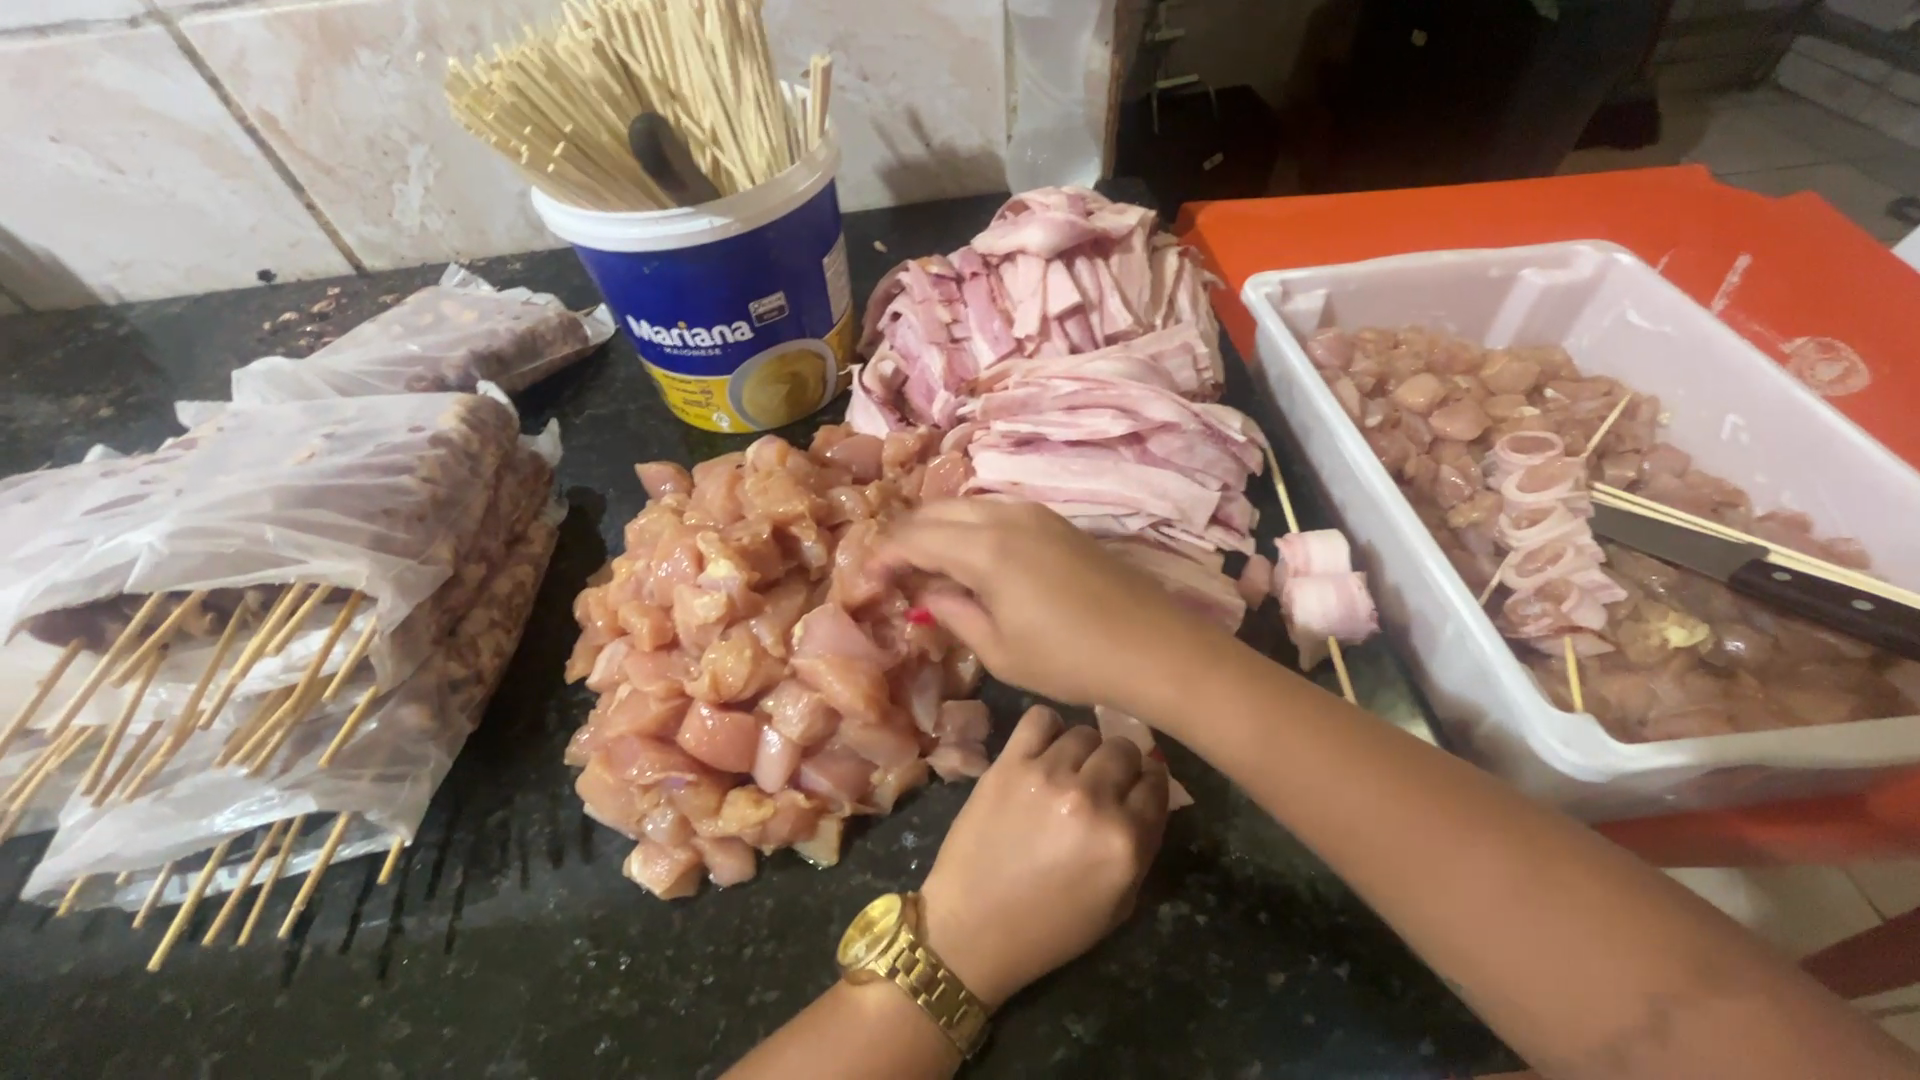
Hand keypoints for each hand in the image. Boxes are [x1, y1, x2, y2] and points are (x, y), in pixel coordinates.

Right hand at [873, 499, 1223, 711]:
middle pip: (934, 511)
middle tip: (890, 574)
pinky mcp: (1056, 521)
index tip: (865, 582)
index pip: (913, 537)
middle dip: (904, 537)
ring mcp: (1034, 513)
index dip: (881, 557)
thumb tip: (925, 595)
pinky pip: (993, 510)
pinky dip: (967, 526)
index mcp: (984, 548)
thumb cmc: (1071, 659)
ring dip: (936, 528)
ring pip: (964, 505)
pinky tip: (967, 558)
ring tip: (924, 566)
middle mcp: (1005, 516)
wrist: (1152, 646)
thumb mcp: (1000, 650)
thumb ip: (953, 614)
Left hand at [918, 705, 1169, 1008]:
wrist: (972, 929)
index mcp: (1126, 840)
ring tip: (1067, 770)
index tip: (1135, 789)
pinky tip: (1042, 751)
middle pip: (1124, 749)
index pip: (1157, 783)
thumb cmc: (1050, 929)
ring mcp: (1048, 776)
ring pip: (1085, 732)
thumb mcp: (1120, 903)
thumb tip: (1147, 794)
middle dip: (1119, 765)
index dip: (1147, 785)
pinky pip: (1040, 718)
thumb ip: (1143, 845)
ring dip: (1083, 750)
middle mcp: (1092, 799)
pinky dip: (1047, 729)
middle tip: (1101, 781)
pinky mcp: (1009, 764)